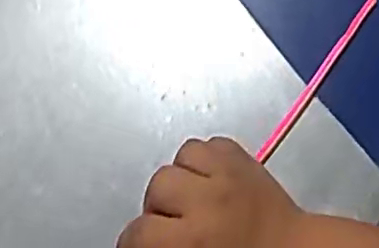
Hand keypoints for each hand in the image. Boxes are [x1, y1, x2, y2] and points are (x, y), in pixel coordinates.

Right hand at [118, 138, 301, 247]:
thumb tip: (141, 242)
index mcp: (192, 239)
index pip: (137, 232)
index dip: (133, 243)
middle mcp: (208, 198)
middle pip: (157, 183)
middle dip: (157, 205)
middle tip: (170, 223)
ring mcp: (229, 169)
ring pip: (183, 153)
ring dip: (181, 175)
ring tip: (190, 196)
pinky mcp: (245, 153)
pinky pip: (212, 141)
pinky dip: (205, 157)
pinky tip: (209, 178)